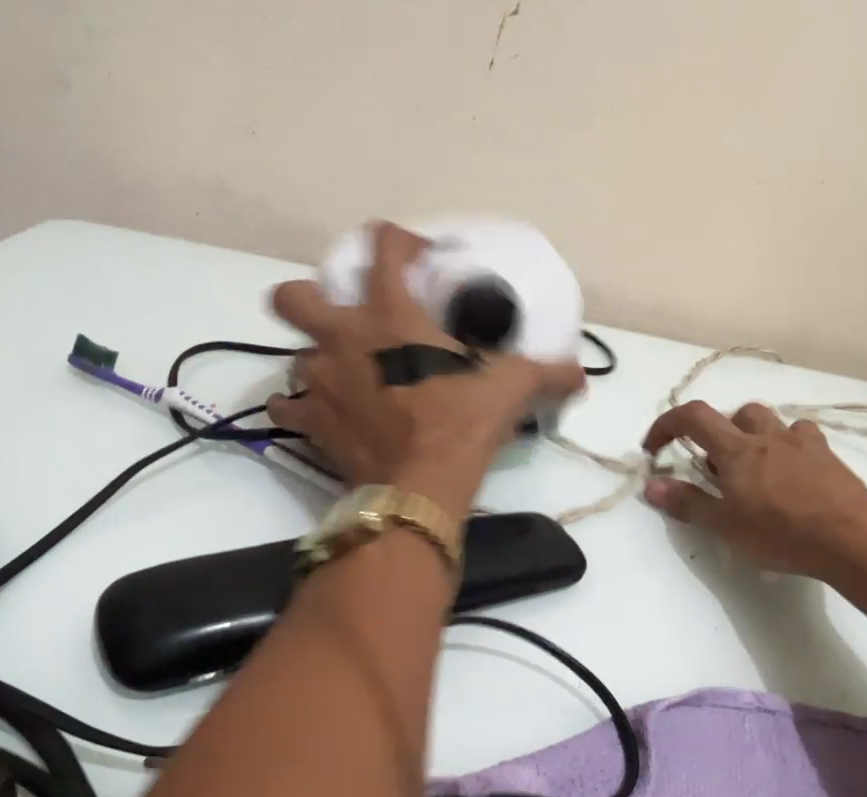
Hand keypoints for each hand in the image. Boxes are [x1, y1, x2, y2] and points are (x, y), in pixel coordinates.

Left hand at [265, 223, 584, 515]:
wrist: (420, 485)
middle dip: (309, 300)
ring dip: (315, 363)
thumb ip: (547, 373)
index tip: (418, 260)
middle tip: (343, 322)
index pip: (381, 247)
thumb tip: (580, 374)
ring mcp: (319, 381)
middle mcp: (342, 338)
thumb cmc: (462, 424)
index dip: (396, 241)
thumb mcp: (511, 388)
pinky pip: (287, 408)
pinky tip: (319, 416)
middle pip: (293, 296)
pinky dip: (298, 410)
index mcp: (390, 314)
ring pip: (294, 357)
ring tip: (343, 380)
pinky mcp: (310, 423)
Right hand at [641, 401, 866, 579]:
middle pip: (736, 414)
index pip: (693, 417)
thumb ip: (687, 503)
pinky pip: (803, 436)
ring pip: (771, 421)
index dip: (667, 424)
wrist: (850, 536)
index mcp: (736, 450)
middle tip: (714, 468)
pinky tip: (791, 471)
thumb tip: (651, 485)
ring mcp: (801, 443)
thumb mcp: (725, 525)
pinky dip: (789, 445)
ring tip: (753, 467)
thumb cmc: (780, 532)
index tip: (655, 448)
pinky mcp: (828, 456)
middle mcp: (768, 436)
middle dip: (717, 433)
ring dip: (755, 434)